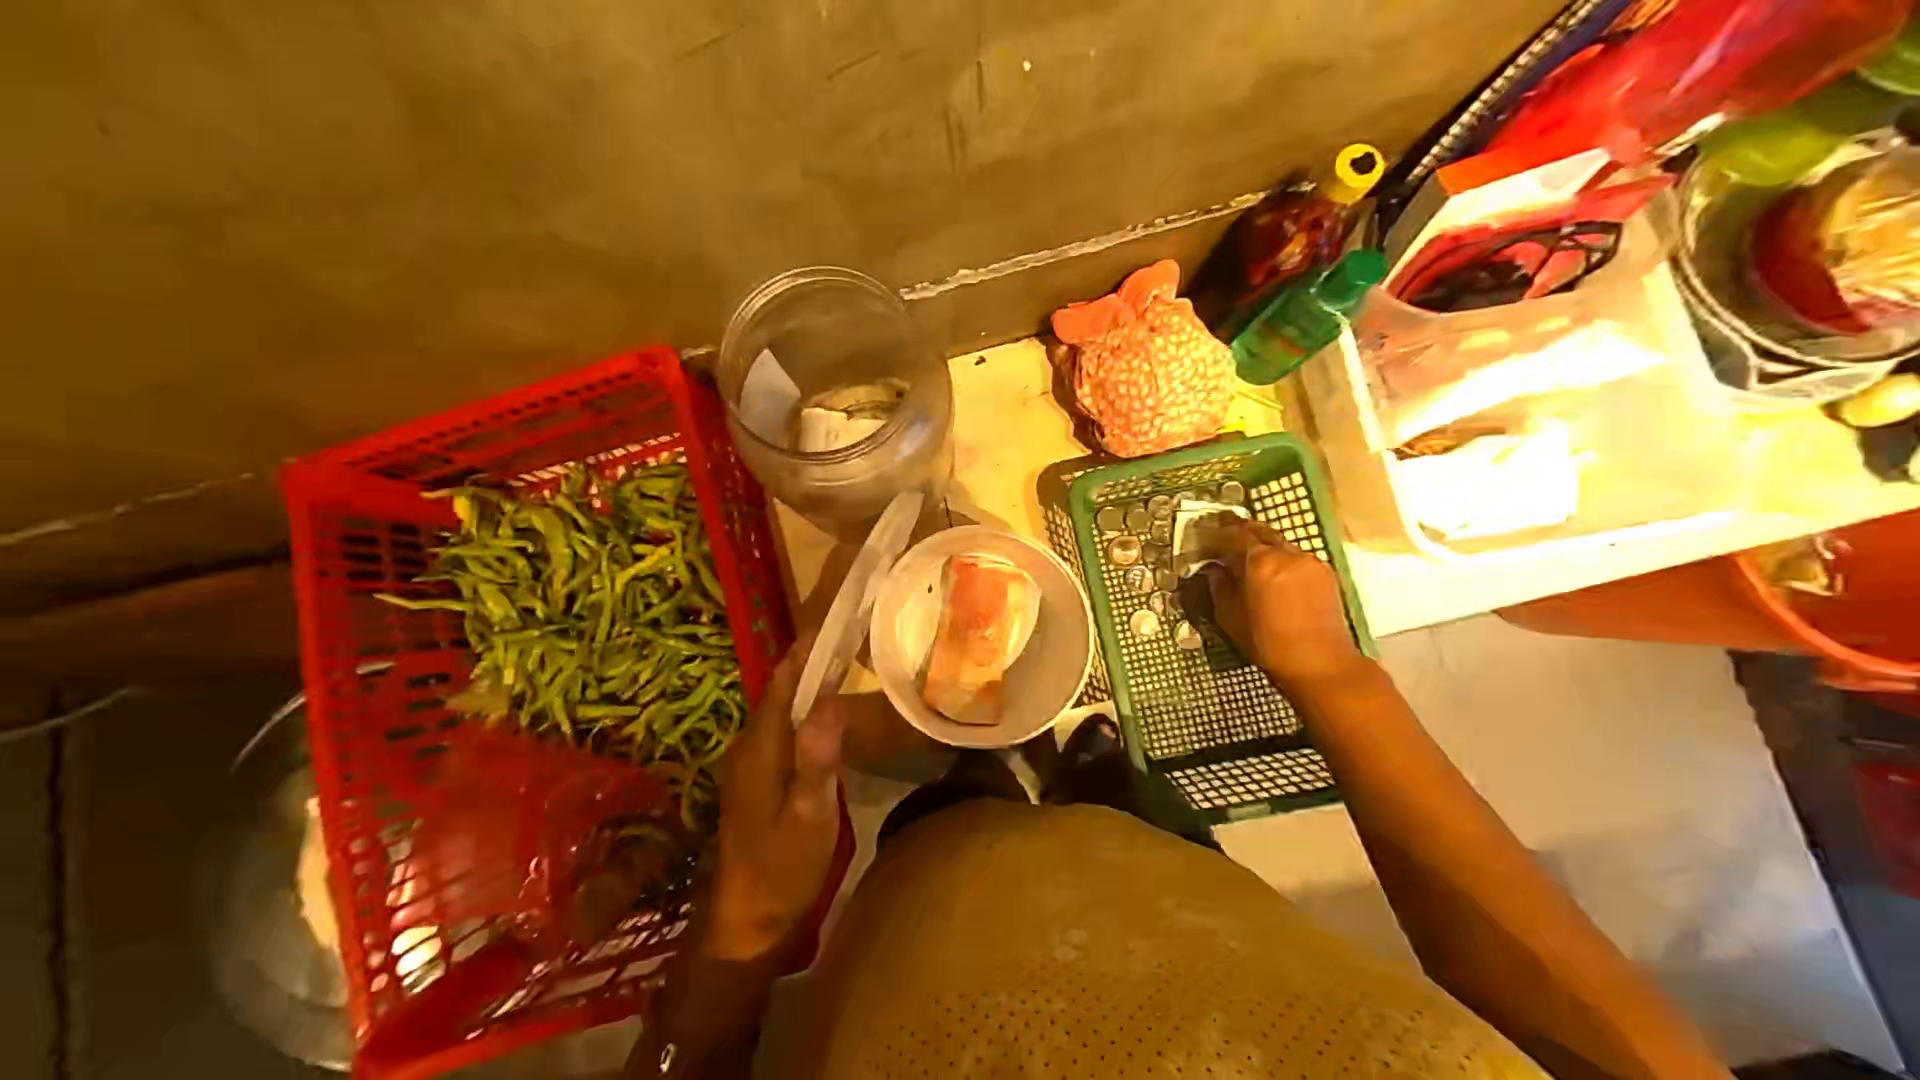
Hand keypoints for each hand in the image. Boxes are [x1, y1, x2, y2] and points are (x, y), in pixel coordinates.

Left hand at [704, 635, 846, 961]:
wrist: (746, 920)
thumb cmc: (783, 868)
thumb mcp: (810, 815)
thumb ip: (817, 758)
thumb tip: (830, 699)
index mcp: (760, 749)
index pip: (781, 684)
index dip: (804, 652)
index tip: (831, 621)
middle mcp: (748, 747)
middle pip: (779, 691)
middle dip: (808, 662)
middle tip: (847, 637)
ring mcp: (749, 764)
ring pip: (779, 710)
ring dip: (805, 685)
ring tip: (841, 664)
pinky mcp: (755, 779)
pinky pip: (780, 729)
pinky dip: (802, 711)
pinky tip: (824, 715)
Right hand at [1204, 521, 1368, 691]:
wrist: (1319, 662)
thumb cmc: (1267, 642)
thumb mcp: (1230, 617)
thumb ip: (1219, 586)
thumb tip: (1213, 569)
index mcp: (1260, 561)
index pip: (1234, 535)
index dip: (1217, 537)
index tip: (1206, 544)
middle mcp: (1287, 553)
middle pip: (1261, 532)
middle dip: (1242, 535)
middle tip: (1226, 545)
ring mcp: (1309, 561)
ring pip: (1281, 545)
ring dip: (1264, 549)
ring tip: (1251, 565)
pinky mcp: (1325, 573)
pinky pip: (1298, 558)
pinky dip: (1283, 562)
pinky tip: (1276, 579)